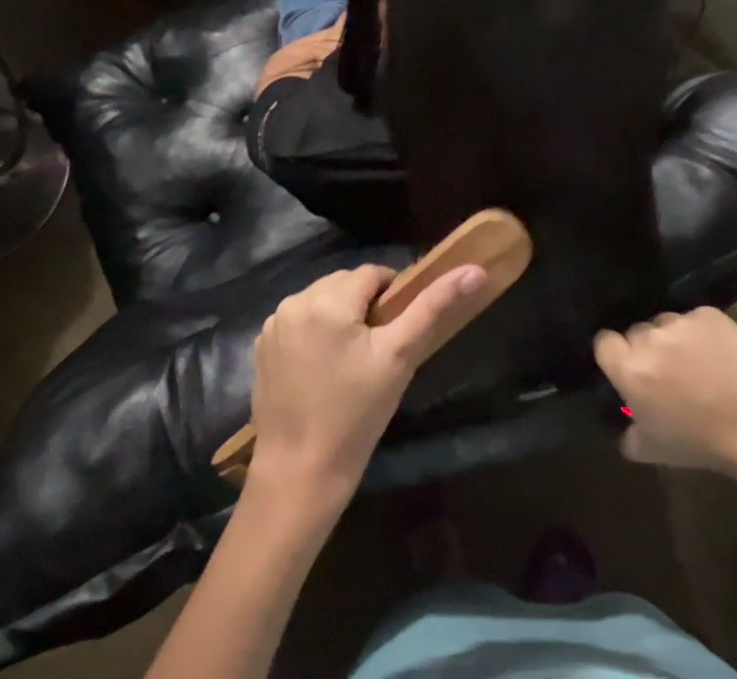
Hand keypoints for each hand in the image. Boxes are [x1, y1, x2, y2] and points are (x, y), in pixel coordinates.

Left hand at [249, 263, 486, 499]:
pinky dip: (315, 332)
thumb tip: (474, 269)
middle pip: (344, 283)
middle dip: (364, 305)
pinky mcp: (262, 345)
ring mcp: (274, 324)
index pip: (373, 274)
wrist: (302, 467)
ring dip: (340, 316)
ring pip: (320, 300)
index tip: (400, 331)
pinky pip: (299, 321)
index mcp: (328, 299)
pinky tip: (324, 369)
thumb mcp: (400, 357)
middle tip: (379, 349)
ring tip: (352, 360)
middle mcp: (295, 301)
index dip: (393, 295)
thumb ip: (433, 306)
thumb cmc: (358, 413)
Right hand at [594, 307, 736, 475]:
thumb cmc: (700, 442)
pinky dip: (701, 331)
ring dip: (672, 337)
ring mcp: (682, 324)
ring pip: (665, 322)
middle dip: (645, 347)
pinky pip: (695, 318)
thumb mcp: (650, 449)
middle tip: (664, 370)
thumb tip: (625, 426)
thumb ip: (626, 434)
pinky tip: (716, 352)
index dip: (614, 353)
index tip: (626, 365)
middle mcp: (651, 339)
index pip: (604, 341)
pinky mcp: (711, 315)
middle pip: (636, 331)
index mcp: (629, 369)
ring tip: (694, 359)